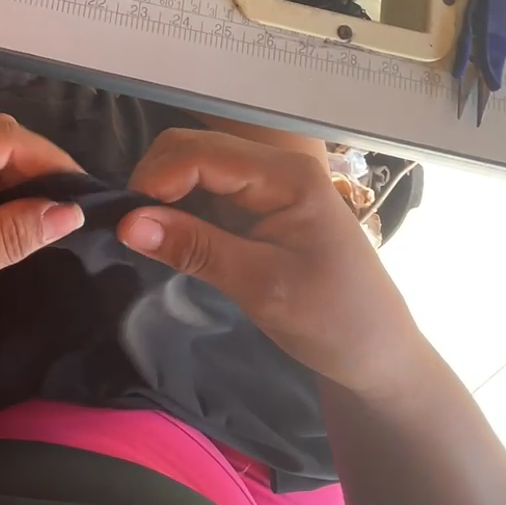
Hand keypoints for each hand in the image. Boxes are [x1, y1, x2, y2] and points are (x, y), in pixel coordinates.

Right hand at [115, 128, 427, 396]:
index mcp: (285, 175)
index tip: (129, 224)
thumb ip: (194, 248)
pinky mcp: (257, 203)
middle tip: (138, 232)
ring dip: (164, 194)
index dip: (156, 179)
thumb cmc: (334, 321)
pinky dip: (179, 206)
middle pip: (191, 149)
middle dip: (155, 182)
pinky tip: (175, 236)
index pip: (199, 153)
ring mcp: (265, 182)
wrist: (379, 356)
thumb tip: (126, 223)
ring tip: (153, 237)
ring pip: (192, 165)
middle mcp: (273, 165)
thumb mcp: (262, 287)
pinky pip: (204, 188)